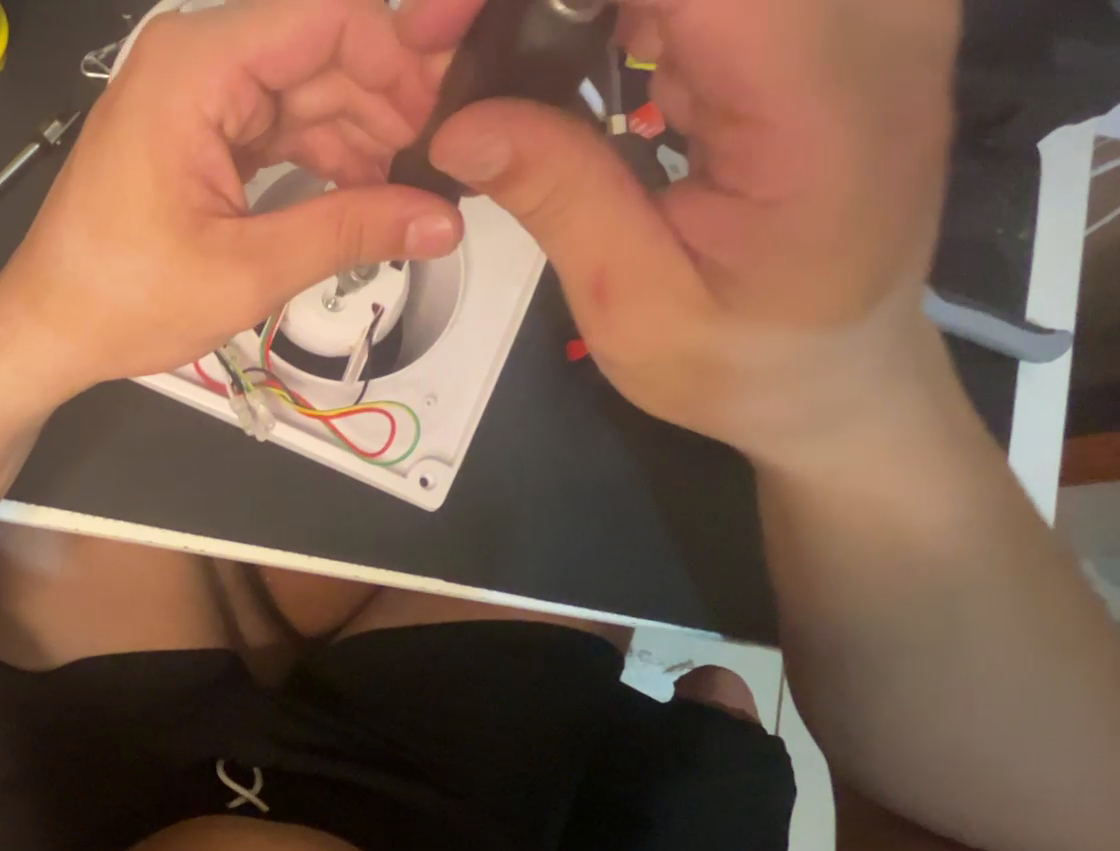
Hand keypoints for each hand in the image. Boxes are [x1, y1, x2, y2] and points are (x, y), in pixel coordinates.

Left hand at [0, 0, 465, 402]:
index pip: (327, 16)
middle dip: (380, 106)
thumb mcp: (245, 271)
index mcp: (194, 68)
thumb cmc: (121, 301)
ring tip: (395, 196)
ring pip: (298, 92)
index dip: (396, 60)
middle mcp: (190, 61)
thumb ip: (349, 233)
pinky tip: (349, 196)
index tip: (436, 121)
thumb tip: (438, 220)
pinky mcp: (188, 133)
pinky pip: (268, 126)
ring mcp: (187, 96)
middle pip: (316, 53)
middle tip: (430, 169)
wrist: (48, 330)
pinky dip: (311, 158)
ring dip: (351, 138)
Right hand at [400, 0, 961, 465]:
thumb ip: (560, 198)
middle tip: (445, 35)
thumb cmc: (739, 359)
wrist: (833, 365)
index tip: (440, 25)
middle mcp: (860, 8)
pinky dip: (596, 4)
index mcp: (821, 95)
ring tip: (483, 56)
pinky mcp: (808, 5)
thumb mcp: (633, 305)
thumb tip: (457, 124)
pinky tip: (549, 58)